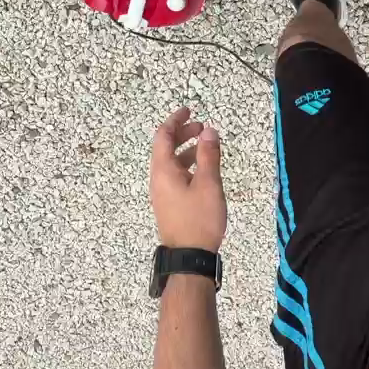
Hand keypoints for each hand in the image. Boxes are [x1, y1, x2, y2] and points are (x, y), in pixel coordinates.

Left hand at [149, 106, 226, 252]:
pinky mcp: (170, 204)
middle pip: (166, 148)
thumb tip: (209, 131)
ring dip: (188, 150)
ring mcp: (163, 193)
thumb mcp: (208, 183)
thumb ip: (209, 155)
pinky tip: (204, 171)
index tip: (189, 110)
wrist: (189, 257)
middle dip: (183, 134)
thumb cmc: (199, 219)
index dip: (175, 121)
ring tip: (208, 147)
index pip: (163, 137)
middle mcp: (159, 179)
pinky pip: (176, 176)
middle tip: (203, 128)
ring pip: (172, 163)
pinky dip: (188, 165)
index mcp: (163, 171)